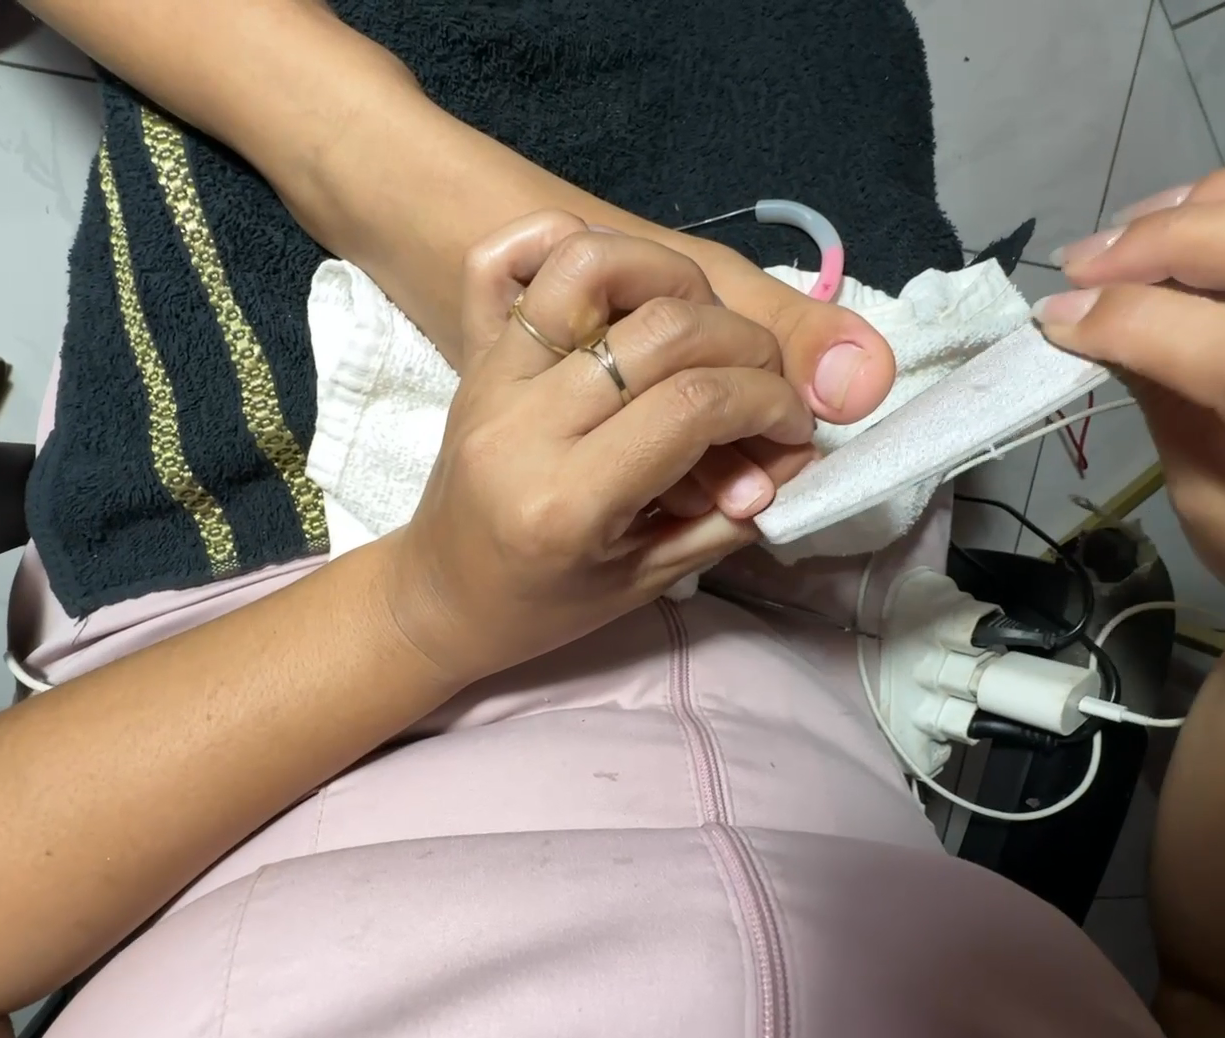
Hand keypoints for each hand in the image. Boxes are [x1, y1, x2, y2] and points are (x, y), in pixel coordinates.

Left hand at [385, 211, 815, 682]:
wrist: (435, 597)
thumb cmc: (540, 609)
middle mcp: (523, 423)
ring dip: (672, 277)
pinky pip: (504, 260)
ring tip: (701, 327)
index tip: (789, 428)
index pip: (697, 404)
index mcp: (566, 500)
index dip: (769, 403)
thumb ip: (725, 520)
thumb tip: (789, 461)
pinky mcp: (473, 357)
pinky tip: (613, 286)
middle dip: (745, 347)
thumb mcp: (643, 584)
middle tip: (761, 388)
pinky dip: (563, 242)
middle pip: (664, 328)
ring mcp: (490, 378)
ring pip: (590, 264)